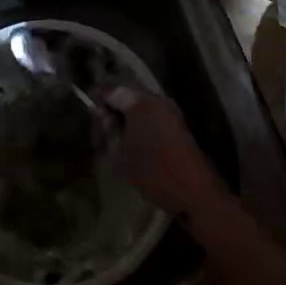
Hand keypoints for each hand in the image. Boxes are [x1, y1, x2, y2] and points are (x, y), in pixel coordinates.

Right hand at [103, 88, 228, 219]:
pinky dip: (140, 122)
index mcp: (141, 102)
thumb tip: (101, 112)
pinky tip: (133, 140)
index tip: (89, 110)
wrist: (197, 194)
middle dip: (113, 106)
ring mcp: (171, 112)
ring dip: (127, 115)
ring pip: (141, 105)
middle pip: (128, 94)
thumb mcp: (121, 153)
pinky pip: (152, 115)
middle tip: (101, 126)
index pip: (112, 90)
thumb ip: (109, 128)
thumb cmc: (154, 173)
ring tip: (115, 135)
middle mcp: (157, 100)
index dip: (98, 98)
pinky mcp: (178, 125)